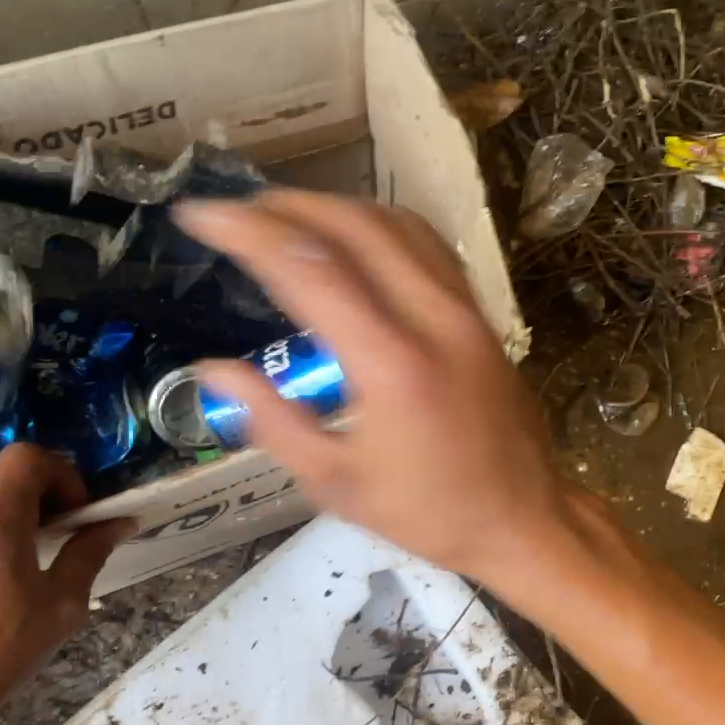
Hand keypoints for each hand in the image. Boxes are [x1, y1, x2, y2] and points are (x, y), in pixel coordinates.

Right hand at [174, 191, 573, 582]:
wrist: (524, 519)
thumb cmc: (430, 514)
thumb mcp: (337, 485)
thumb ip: (273, 421)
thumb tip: (213, 369)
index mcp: (390, 364)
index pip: (309, 267)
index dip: (246, 231)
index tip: (199, 215)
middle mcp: (433, 319)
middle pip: (355, 225)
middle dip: (287, 205)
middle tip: (239, 211)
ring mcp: (467, 313)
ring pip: (398, 225)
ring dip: (337, 208)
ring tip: (288, 217)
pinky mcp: (483, 318)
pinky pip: (431, 248)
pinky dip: (384, 227)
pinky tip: (358, 241)